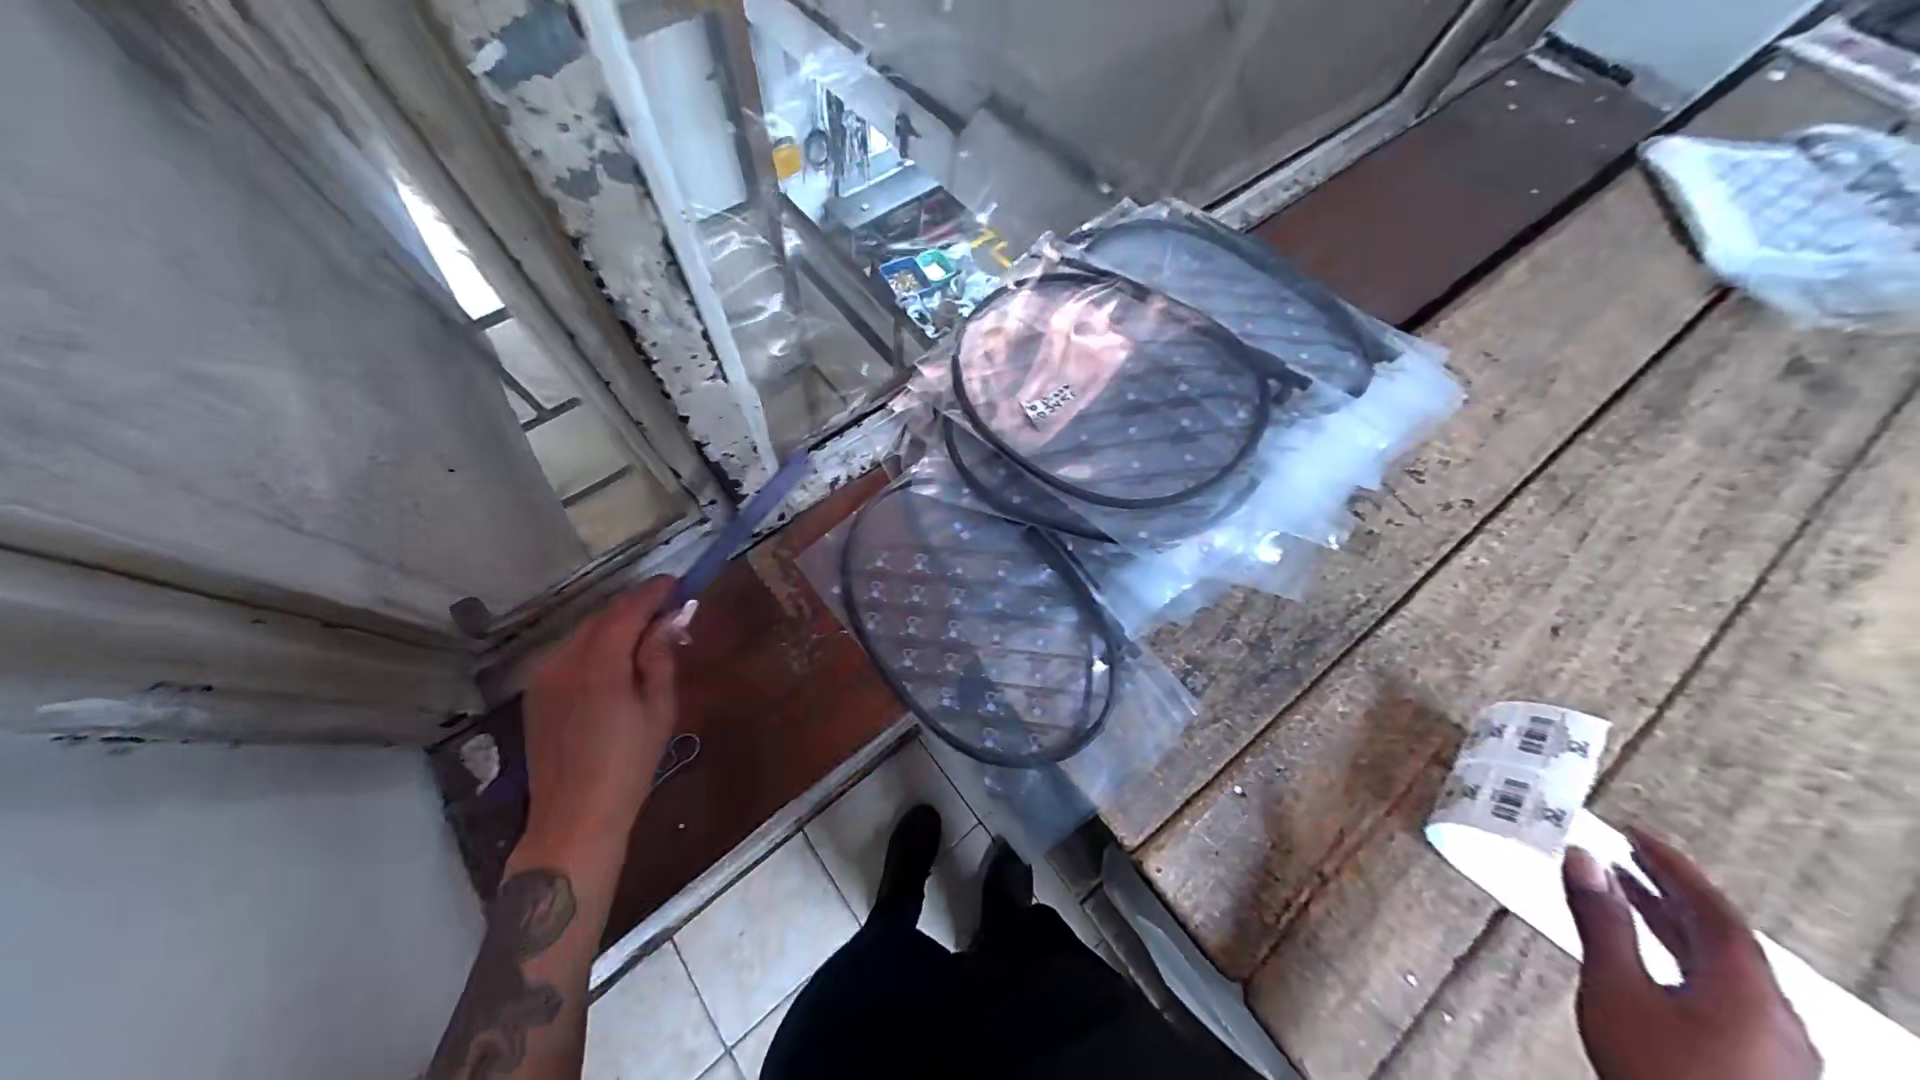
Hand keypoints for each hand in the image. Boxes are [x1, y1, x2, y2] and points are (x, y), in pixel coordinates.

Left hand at [520, 576, 685, 852]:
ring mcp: (543, 675)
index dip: (653, 592)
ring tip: (645, 633)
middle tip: (668, 608)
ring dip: (615, 625)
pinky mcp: (535, 692)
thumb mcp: (659, 708)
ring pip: (584, 633)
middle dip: (635, 607)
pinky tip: (615, 659)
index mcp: (599, 663)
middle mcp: (564, 659)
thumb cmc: (630, 764)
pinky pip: (569, 653)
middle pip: (603, 617)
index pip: (627, 610)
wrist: (575, 815)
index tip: (677, 581)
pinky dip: (595, 645)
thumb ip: (661, 656)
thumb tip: (670, 618)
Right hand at [1563, 828, 1819, 1079]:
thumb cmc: (1659, 1072)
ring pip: (1722, 965)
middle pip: (1722, 935)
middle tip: (1625, 856)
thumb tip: (1582, 860)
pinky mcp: (1757, 1063)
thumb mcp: (1616, 989)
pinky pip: (1722, 990)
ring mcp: (1771, 1044)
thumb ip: (1601, 922)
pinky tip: (1652, 958)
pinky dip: (1681, 957)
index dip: (1671, 864)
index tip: (1633, 832)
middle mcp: (1773, 1013)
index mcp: (1747, 988)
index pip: (1712, 907)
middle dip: (1669, 891)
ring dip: (1672, 924)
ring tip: (1626, 895)